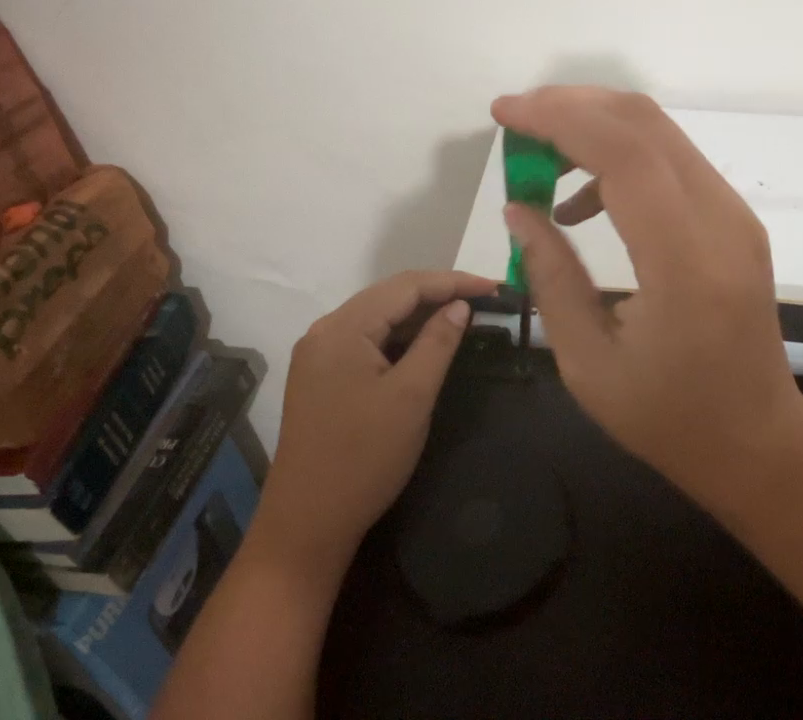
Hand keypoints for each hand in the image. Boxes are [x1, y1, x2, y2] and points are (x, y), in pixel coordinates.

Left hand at [253, 271, 496, 565]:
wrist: (308, 521)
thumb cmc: (364, 457)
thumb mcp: (411, 396)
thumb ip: (438, 343)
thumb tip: (459, 306)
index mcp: (342, 329)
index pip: (405, 286)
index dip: (453, 281)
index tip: (495, 288)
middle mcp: (324, 332)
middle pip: (389, 296)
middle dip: (438, 293)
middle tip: (485, 300)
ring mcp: (319, 355)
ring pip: (378, 319)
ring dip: (420, 315)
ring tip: (464, 317)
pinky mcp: (321, 378)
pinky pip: (367, 341)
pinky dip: (400, 338)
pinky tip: (427, 345)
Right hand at [491, 87, 802, 499]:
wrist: (756, 438)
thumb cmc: (669, 418)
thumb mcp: (589, 363)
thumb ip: (551, 277)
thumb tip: (518, 209)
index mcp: (685, 265)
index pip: (625, 156)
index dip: (561, 120)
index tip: (504, 113)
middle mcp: (722, 224)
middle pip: (647, 126)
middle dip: (574, 107)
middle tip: (517, 124)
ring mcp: (736, 218)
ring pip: (664, 135)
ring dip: (598, 127)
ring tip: (539, 161)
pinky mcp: (736, 222)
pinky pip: (676, 164)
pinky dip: (625, 158)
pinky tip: (584, 202)